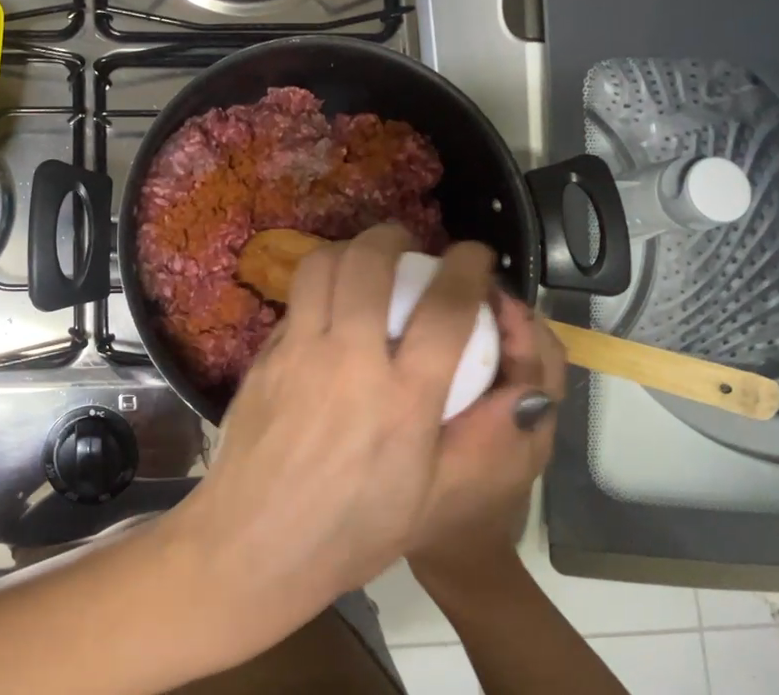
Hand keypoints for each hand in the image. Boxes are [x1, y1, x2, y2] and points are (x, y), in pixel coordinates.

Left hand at [157, 224, 498, 636]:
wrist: (256, 541)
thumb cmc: (353, 530)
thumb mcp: (437, 497)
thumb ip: (483, 437)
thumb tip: (522, 389)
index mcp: (403, 398)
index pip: (446, 307)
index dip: (468, 268)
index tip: (476, 255)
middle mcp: (348, 360)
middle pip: (369, 263)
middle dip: (393, 237)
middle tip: (408, 243)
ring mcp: (297, 353)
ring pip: (320, 267)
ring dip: (349, 250)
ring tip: (366, 260)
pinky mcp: (263, 357)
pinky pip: (294, 302)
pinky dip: (317, 288)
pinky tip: (327, 309)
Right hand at [406, 288, 566, 586]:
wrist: (462, 562)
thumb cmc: (443, 518)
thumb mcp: (430, 468)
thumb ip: (443, 418)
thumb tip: (437, 354)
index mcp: (526, 421)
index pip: (536, 353)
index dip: (509, 315)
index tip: (467, 285)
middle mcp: (534, 414)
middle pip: (538, 346)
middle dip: (505, 310)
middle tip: (453, 286)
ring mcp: (523, 418)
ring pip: (526, 355)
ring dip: (497, 326)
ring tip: (448, 304)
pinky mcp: (506, 421)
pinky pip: (506, 369)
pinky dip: (486, 346)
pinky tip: (442, 340)